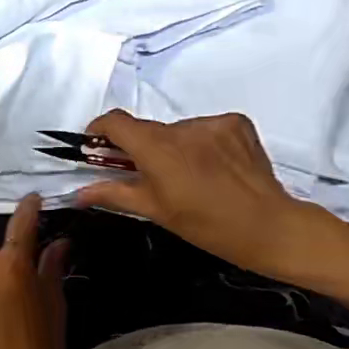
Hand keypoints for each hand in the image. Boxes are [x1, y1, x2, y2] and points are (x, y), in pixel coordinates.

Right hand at [74, 111, 328, 276]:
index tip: (96, 144)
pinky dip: (200, 143)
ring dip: (172, 147)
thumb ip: (113, 194)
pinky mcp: (236, 124)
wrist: (268, 226)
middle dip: (138, 148)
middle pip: (147, 129)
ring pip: (176, 131)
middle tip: (144, 175)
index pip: (115, 122)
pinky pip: (204, 128)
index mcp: (156, 148)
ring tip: (186, 176)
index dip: (99, 129)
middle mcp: (182, 128)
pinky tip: (210, 167)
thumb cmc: (205, 224)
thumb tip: (80, 194)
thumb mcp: (153, 211)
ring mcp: (212, 124)